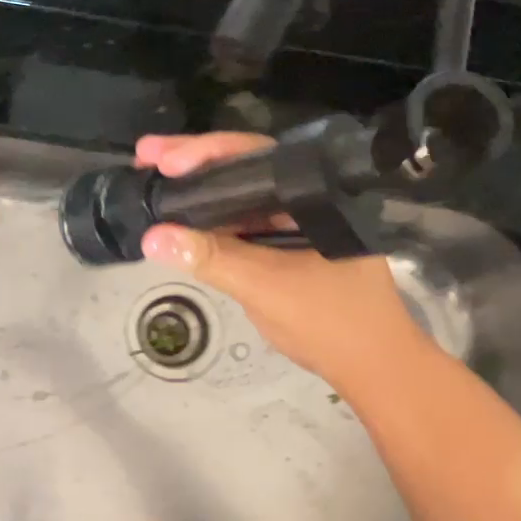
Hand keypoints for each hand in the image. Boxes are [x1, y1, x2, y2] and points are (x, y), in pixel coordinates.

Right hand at [134, 132, 426, 378]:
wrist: (375, 367)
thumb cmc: (332, 321)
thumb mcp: (265, 286)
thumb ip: (210, 257)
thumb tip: (152, 236)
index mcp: (315, 193)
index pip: (254, 157)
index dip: (206, 153)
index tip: (163, 158)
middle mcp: (308, 199)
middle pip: (245, 170)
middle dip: (195, 164)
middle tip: (146, 157)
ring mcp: (298, 225)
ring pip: (243, 198)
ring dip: (201, 193)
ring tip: (155, 182)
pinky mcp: (289, 249)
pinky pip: (246, 226)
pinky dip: (214, 223)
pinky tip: (184, 222)